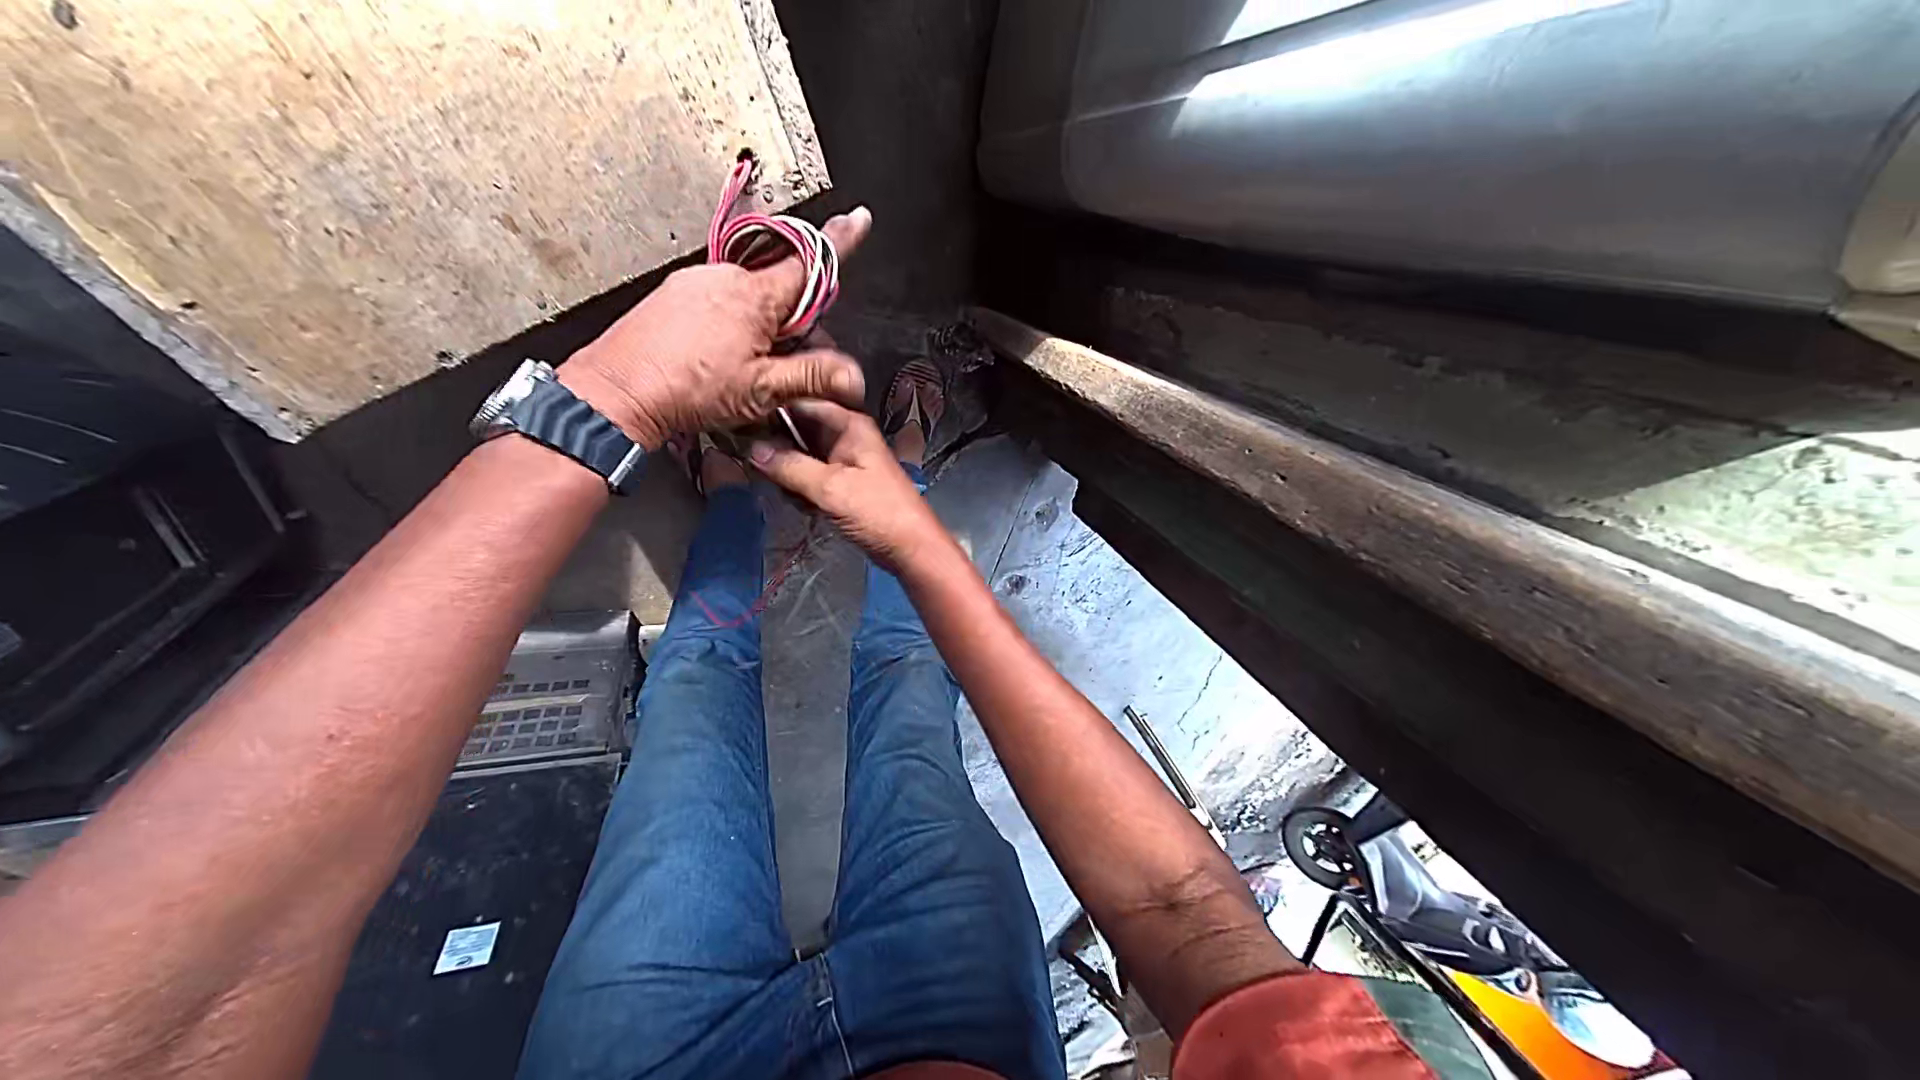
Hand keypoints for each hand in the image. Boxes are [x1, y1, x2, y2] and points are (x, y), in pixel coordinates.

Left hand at [558, 208, 872, 449]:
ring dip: (758, 327)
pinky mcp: (673, 298)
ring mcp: (694, 285)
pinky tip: (716, 361)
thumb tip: (850, 375)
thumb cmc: (685, 389)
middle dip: (792, 321)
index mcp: (753, 296)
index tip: (857, 221)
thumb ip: (812, 376)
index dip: (840, 242)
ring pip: (747, 299)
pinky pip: (716, 303)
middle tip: (785, 363)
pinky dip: (727, 327)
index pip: (810, 262)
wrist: (618, 392)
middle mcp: (723, 279)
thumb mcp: (762, 390)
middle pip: (779, 289)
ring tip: (741, 369)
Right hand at [748, 400, 949, 572]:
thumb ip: (789, 467)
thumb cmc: (878, 512)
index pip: (801, 401)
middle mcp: (844, 436)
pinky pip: (808, 478)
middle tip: (763, 469)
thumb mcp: (830, 488)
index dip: (772, 409)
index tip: (743, 422)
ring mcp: (842, 460)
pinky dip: (802, 491)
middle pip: (797, 429)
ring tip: (791, 494)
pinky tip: (804, 506)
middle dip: (778, 450)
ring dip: (789, 476)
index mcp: (849, 425)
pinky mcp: (840, 484)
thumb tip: (751, 449)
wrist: (910, 549)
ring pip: (799, 456)